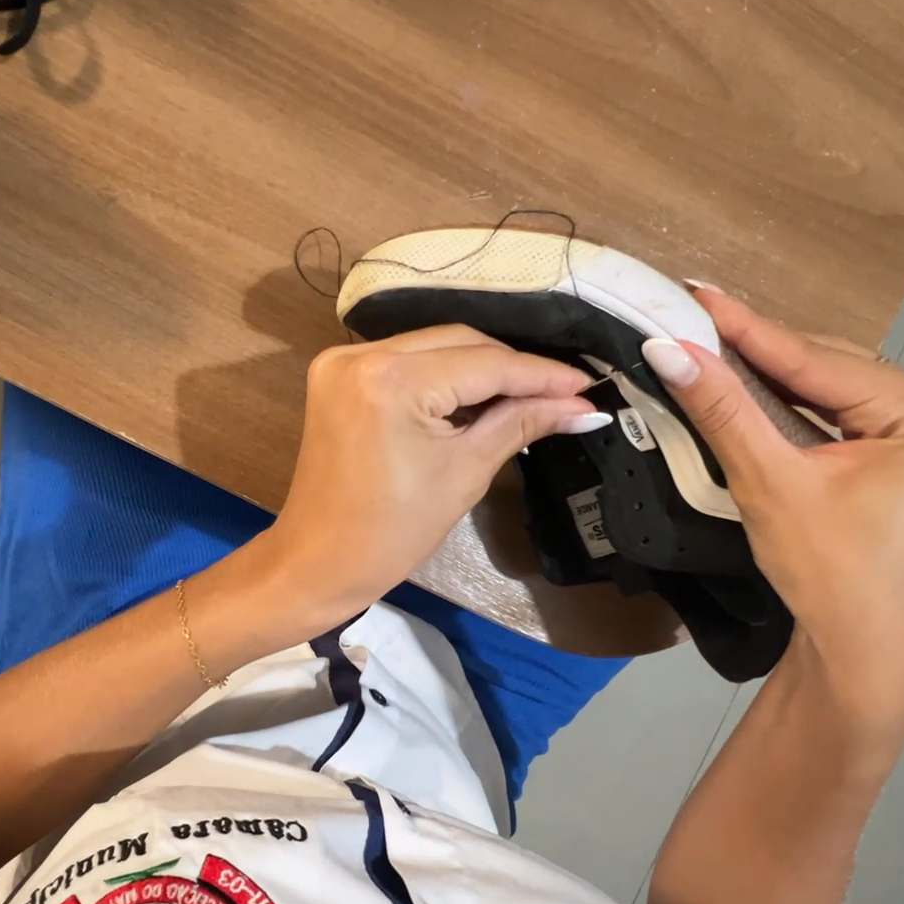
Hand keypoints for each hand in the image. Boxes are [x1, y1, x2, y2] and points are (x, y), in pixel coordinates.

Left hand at [257, 325, 605, 627]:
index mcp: (391, 381)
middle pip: (458, 341)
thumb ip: (521, 424)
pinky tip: (476, 395)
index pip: (484, 364)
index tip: (585, 387)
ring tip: (527, 396)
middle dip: (512, 368)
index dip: (540, 375)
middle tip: (562, 395)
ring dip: (479, 367)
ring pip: (432, 346)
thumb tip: (581, 407)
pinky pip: (405, 360)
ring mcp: (341, 362)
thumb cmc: (391, 533)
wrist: (318, 562)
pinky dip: (441, 374)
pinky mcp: (335, 376)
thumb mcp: (464, 473)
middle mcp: (360, 355)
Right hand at [641, 289, 903, 723]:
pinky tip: (749, 395)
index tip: (693, 291)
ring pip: (828, 391)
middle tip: (690, 325)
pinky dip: (790, 410)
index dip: (745, 328)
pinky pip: (837, 416)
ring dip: (768, 381)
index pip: (815, 359)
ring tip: (708, 351)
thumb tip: (666, 348)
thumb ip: (721, 410)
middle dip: (755, 355)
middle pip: (826, 370)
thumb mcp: (769, 482)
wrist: (865, 649)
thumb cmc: (828, 570)